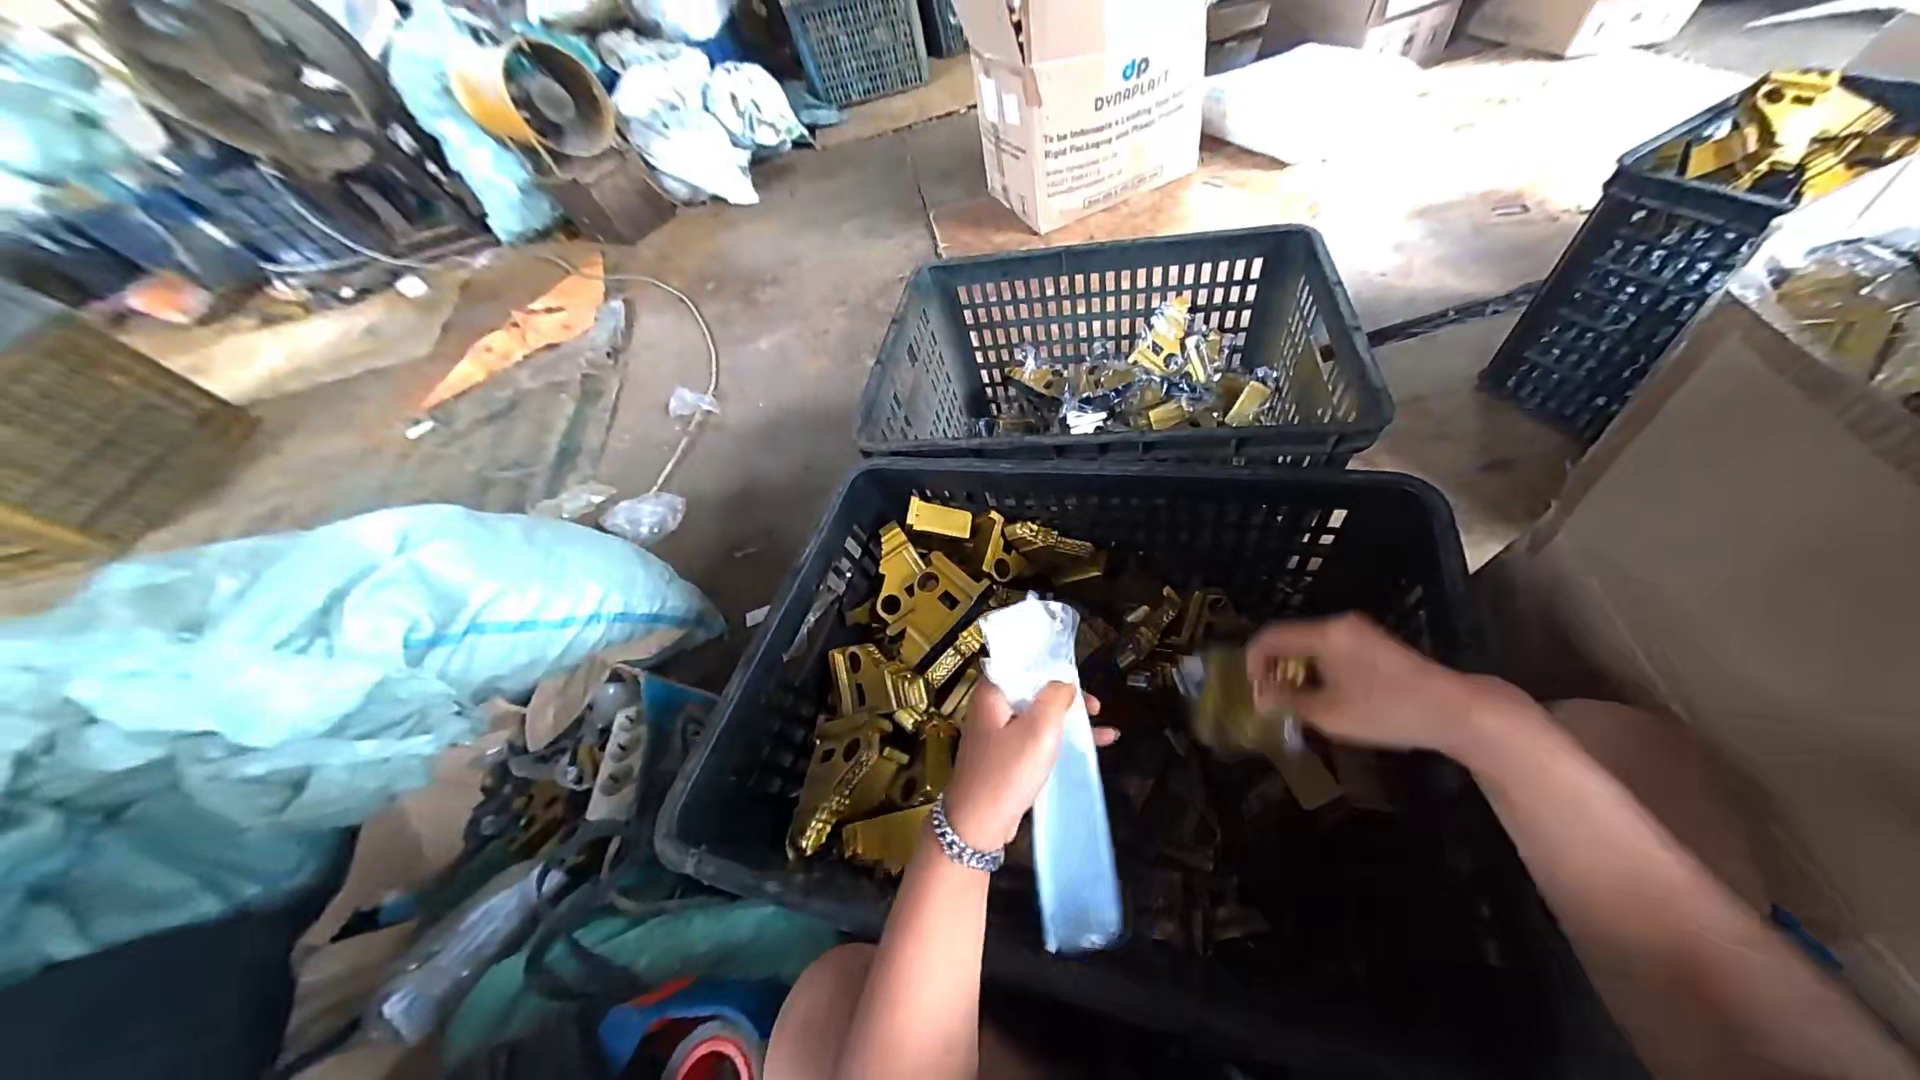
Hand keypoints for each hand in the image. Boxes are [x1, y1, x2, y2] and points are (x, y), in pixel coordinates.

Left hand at [941, 682, 1116, 850]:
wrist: (978, 825)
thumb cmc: (1007, 772)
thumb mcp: (1039, 728)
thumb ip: (1055, 697)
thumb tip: (1064, 681)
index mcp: (991, 693)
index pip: (1023, 666)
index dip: (1053, 669)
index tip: (1079, 680)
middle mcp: (990, 708)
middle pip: (1033, 691)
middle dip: (1066, 698)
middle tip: (1094, 708)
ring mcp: (997, 734)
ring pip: (1038, 717)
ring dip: (1068, 721)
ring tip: (1101, 728)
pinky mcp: (1005, 757)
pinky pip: (1036, 739)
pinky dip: (1060, 741)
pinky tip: (1091, 748)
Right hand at [1244, 614, 1533, 755]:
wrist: (1459, 711)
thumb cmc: (1388, 711)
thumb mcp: (1330, 714)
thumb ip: (1288, 703)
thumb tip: (1260, 699)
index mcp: (1325, 634)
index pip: (1270, 637)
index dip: (1252, 663)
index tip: (1252, 691)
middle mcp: (1339, 625)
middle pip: (1289, 638)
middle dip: (1273, 668)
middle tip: (1271, 698)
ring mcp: (1359, 632)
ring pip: (1309, 644)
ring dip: (1295, 669)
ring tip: (1295, 701)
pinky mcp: (1374, 643)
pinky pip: (1329, 648)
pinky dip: (1316, 668)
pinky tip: (1325, 694)